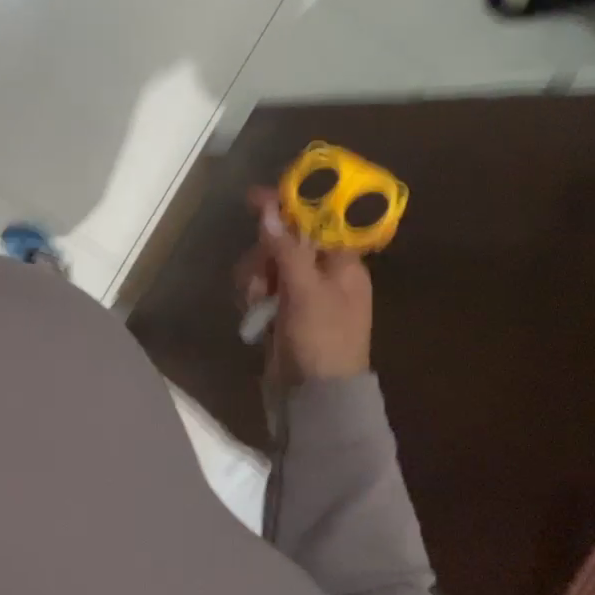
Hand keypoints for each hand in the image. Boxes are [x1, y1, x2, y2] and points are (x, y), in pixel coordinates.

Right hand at [237, 187, 372, 381]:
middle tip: (261, 274)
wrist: (315, 396)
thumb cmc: (322, 340)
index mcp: (342, 264)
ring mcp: (301, 291)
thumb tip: (268, 208)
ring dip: (254, 276)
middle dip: (264, 253)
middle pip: (284, 239)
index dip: (290, 206)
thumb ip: (286, 248)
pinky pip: (259, 284)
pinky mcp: (281, 309)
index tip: (256, 198)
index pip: (317, 220)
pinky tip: (252, 311)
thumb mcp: (305, 291)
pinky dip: (251, 293)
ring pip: (266, 261)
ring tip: (256, 301)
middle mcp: (323, 272)